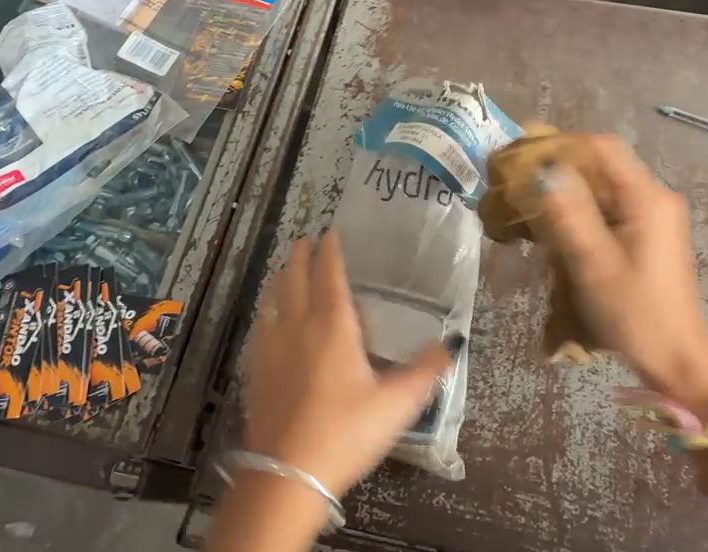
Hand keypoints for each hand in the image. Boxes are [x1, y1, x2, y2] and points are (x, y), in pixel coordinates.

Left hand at [243, 230, 456, 497]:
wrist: (286, 475)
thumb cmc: (346, 432)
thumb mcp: (396, 405)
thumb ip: (426, 371)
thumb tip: (452, 344)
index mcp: (333, 325)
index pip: (330, 275)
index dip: (331, 251)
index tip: (331, 232)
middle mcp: (299, 326)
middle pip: (296, 279)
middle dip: (301, 256)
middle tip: (304, 239)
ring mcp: (272, 348)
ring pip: (272, 299)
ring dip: (280, 278)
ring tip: (285, 268)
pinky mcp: (255, 371)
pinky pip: (259, 327)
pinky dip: (265, 310)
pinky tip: (267, 318)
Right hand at [531, 136, 707, 411]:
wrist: (677, 360)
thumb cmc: (637, 314)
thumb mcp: (595, 264)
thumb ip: (568, 213)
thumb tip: (541, 172)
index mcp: (648, 198)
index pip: (602, 148)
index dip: (562, 145)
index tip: (525, 156)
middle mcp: (654, 197)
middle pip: (602, 164)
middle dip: (559, 167)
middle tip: (518, 177)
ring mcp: (652, 216)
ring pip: (603, 186)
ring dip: (567, 189)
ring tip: (528, 200)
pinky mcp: (646, 234)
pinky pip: (608, 207)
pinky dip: (580, 208)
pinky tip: (553, 224)